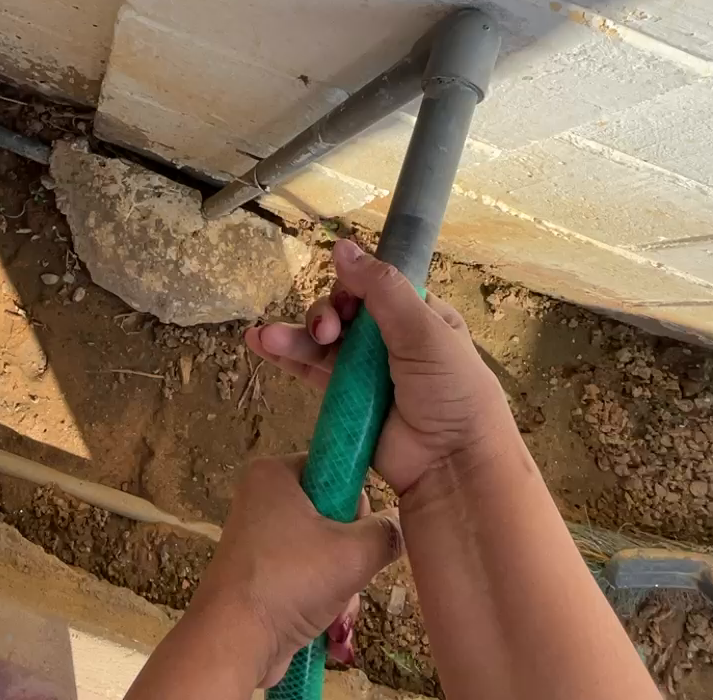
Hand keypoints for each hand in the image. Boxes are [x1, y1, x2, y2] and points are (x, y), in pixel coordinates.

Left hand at [186, 455, 403, 686]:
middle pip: (330, 510)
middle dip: (349, 548)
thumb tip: (399, 525)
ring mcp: (259, 533)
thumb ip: (385, 534)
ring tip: (338, 601)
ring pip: (323, 546)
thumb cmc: (289, 580)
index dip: (353, 496)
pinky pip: (305, 569)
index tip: (360, 525)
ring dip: (340, 578)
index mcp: (274, 472)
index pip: (331, 466)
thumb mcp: (352, 553)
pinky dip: (322, 592)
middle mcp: (262, 495)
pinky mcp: (261, 567)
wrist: (235, 637)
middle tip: (349, 567)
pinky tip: (327, 617)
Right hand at [246, 238, 513, 494]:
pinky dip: (285, 356)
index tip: (347, 302)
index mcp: (417, 316)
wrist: (453, 466)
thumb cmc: (451, 391)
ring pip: (321, 341)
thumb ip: (382, 288)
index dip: (352, 289)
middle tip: (325, 331)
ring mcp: (365, 371)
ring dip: (293, 335)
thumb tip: (340, 245)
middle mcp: (390, 340)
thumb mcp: (424, 330)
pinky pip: (310, 371)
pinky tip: (259, 344)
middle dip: (323, 315)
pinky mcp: (345, 399)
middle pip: (342, 311)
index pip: (372, 287)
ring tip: (264, 337)